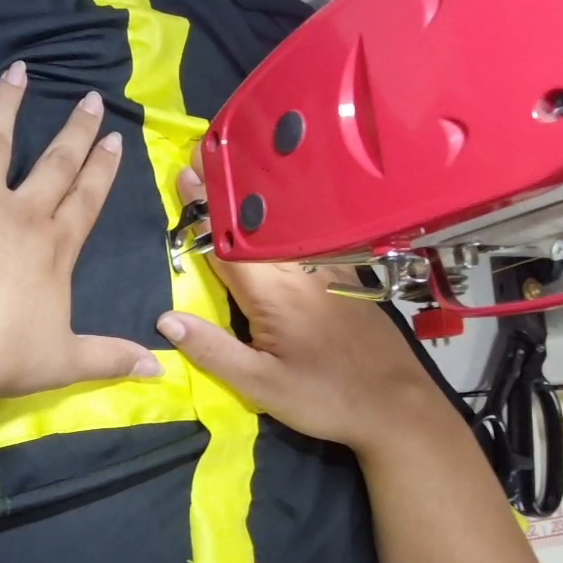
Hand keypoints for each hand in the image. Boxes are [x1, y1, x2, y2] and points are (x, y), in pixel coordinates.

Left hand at [0, 55, 160, 399]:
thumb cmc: (3, 351)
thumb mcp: (65, 361)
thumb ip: (110, 358)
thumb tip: (159, 369)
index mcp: (56, 247)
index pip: (87, 201)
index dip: (102, 171)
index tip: (115, 140)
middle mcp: (23, 212)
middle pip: (54, 164)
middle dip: (75, 132)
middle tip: (90, 99)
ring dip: (8, 103)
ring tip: (18, 69)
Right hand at [154, 169, 453, 455]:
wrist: (398, 407)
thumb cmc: (326, 398)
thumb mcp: (261, 386)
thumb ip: (212, 350)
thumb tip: (165, 319)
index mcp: (275, 293)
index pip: (227, 242)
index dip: (202, 209)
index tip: (184, 175)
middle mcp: (302, 269)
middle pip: (256, 220)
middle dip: (227, 186)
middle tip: (201, 155)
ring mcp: (329, 267)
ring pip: (285, 221)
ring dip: (255, 193)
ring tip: (232, 165)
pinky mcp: (346, 274)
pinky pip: (308, 233)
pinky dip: (286, 211)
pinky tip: (278, 201)